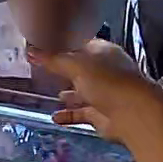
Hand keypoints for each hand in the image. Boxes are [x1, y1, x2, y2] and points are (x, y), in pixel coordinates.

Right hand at [31, 40, 162, 148]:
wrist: (132, 113)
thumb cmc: (108, 82)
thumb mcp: (77, 66)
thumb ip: (53, 60)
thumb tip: (30, 50)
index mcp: (100, 52)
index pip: (78, 44)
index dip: (62, 44)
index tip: (42, 46)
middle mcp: (102, 70)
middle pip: (78, 68)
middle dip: (61, 70)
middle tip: (39, 70)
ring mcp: (102, 93)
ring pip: (79, 92)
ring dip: (66, 94)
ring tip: (46, 93)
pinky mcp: (99, 114)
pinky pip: (79, 114)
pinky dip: (67, 115)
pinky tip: (54, 117)